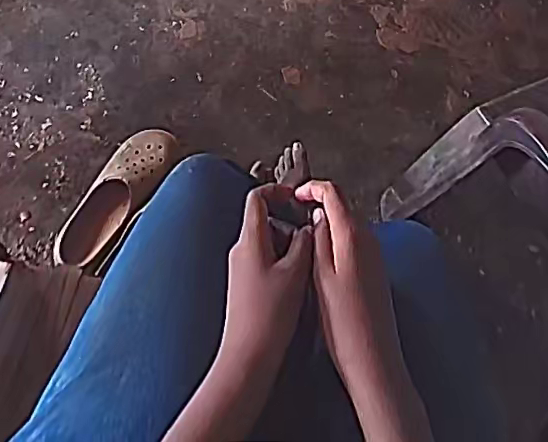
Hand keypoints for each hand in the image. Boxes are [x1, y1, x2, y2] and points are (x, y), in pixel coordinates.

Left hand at [164, 185, 312, 441]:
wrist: (247, 357)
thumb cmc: (269, 316)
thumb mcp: (295, 273)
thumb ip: (303, 244)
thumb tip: (306, 228)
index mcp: (250, 239)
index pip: (257, 198)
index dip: (276, 191)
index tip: (294, 196)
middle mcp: (240, 249)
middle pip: (265, 221)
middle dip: (288, 227)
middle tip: (307, 243)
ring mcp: (240, 267)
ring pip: (267, 243)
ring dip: (287, 248)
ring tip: (303, 270)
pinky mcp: (243, 285)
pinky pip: (264, 262)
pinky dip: (281, 265)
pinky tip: (294, 286)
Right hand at [296, 180, 430, 441]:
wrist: (374, 362)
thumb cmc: (343, 323)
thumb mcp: (320, 275)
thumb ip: (317, 239)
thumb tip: (316, 216)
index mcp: (353, 236)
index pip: (333, 192)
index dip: (312, 187)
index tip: (295, 195)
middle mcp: (369, 240)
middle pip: (342, 206)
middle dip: (318, 204)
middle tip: (295, 214)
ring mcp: (375, 255)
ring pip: (347, 224)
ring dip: (327, 222)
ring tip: (304, 236)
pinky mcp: (377, 270)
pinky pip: (354, 241)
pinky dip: (337, 239)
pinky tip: (322, 258)